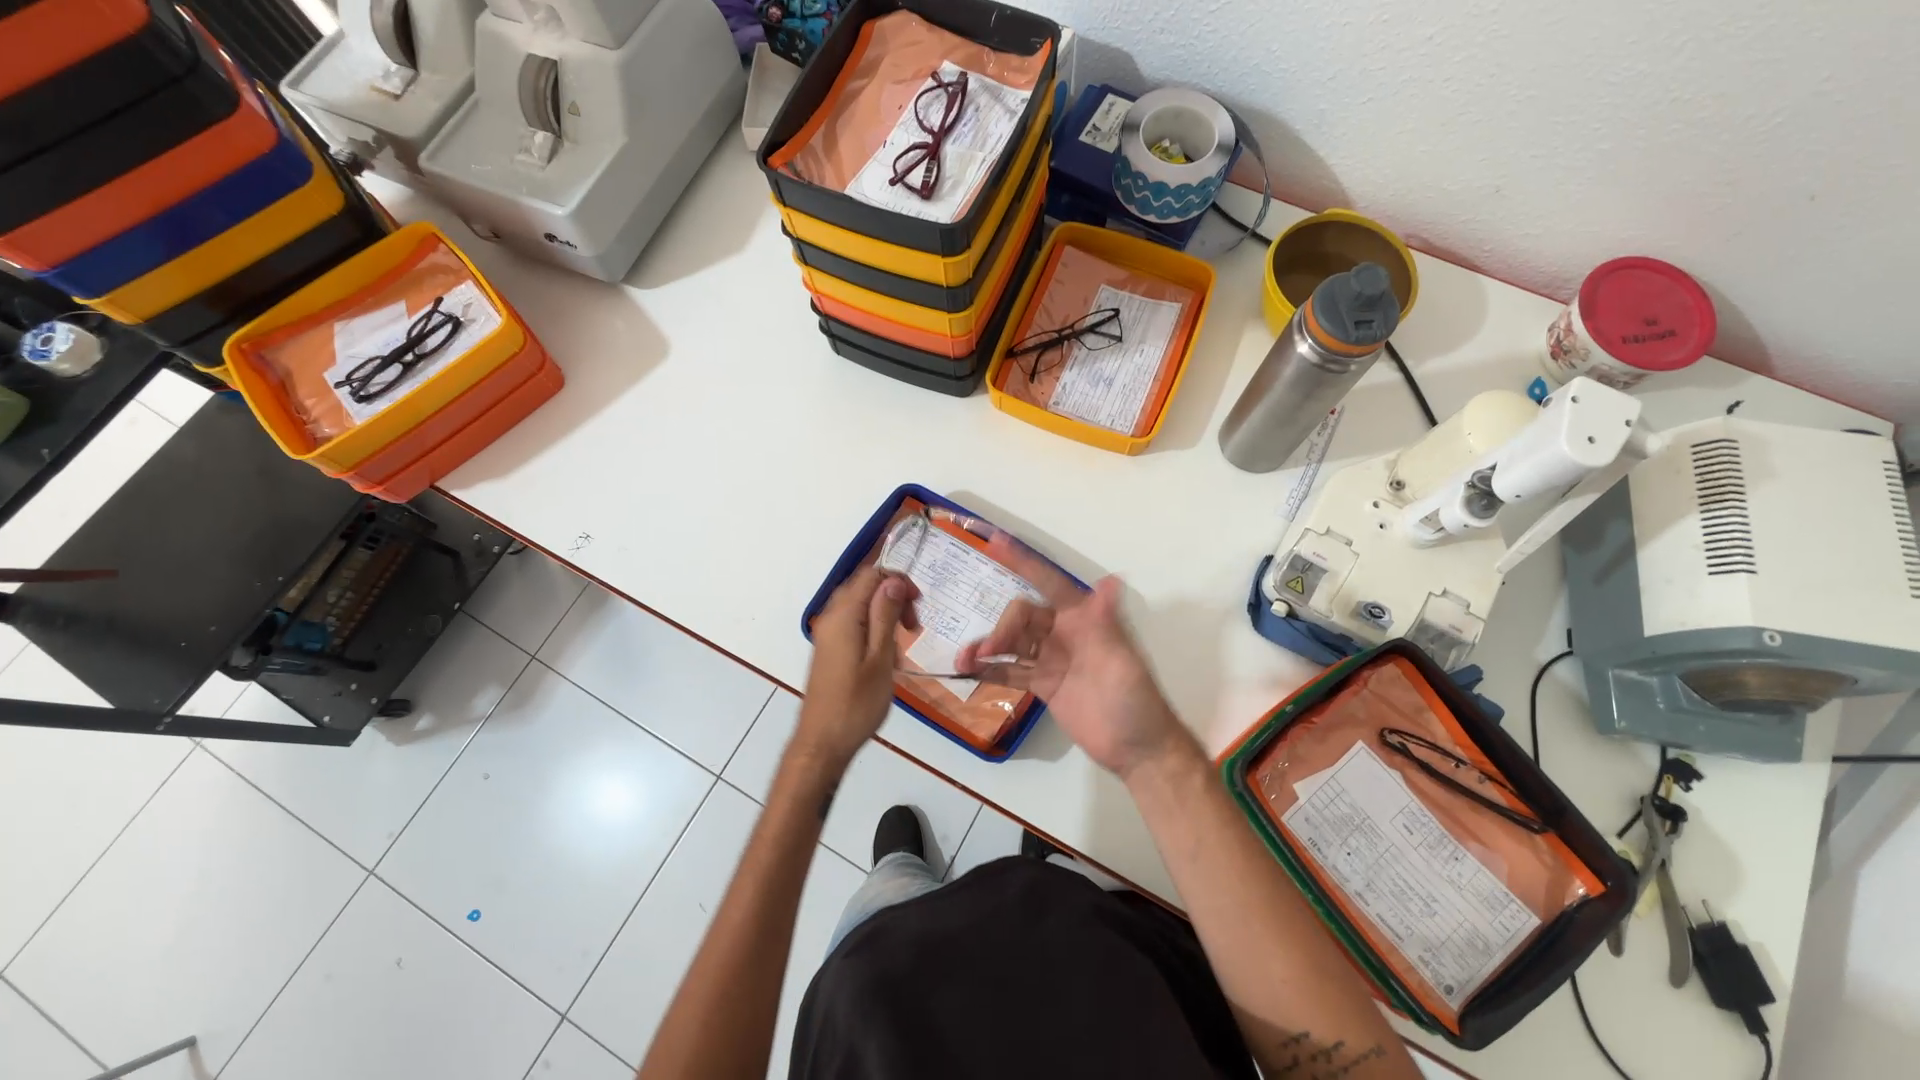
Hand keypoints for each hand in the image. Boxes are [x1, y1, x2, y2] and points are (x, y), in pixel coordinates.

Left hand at [797, 566, 917, 766]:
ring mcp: (827, 634)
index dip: (898, 581)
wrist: (823, 742)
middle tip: (913, 626)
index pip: (871, 575)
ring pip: (858, 605)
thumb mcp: (880, 658)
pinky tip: (885, 654)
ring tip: (902, 641)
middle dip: (893, 596)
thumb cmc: (857, 704)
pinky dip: (872, 628)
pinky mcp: (829, 649)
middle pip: (863, 586)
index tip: (918, 606)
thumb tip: (894, 581)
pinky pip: (852, 623)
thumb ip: (885, 616)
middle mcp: (830, 617)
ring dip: (884, 613)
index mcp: (843, 615)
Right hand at [955, 535, 1188, 777]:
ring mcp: (1052, 660)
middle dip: (1002, 627)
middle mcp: (1065, 633)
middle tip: (989, 649)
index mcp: (1085, 619)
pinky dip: (989, 669)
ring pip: (1012, 643)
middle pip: (1023, 616)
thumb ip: (1107, 623)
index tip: (994, 542)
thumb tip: (1110, 579)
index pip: (1049, 583)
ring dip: (987, 646)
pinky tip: (967, 671)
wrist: (1136, 749)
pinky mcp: (1043, 685)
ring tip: (964, 660)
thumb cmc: (1136, 701)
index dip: (1023, 562)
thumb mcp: (1122, 660)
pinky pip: (1010, 671)